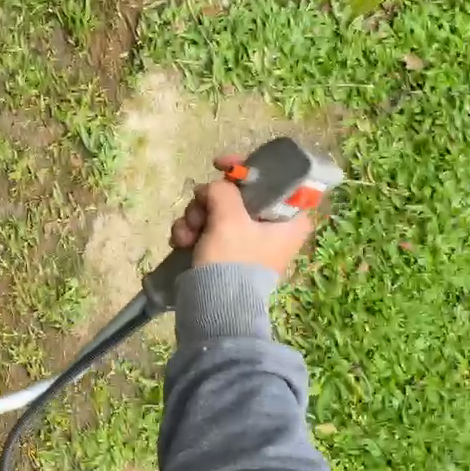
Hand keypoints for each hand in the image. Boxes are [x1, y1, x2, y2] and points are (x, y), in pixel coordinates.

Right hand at [170, 156, 315, 276]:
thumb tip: (212, 187)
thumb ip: (222, 192)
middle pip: (235, 196)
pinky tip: (180, 243)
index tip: (219, 164)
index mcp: (289, 218)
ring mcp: (245, 241)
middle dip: (207, 202)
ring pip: (214, 212)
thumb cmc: (232, 260)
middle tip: (197, 213)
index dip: (245, 169)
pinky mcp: (223, 253)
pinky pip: (204, 230)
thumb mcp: (229, 219)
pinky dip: (189, 233)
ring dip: (192, 219)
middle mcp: (271, 228)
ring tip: (184, 236)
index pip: (273, 180)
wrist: (216, 306)